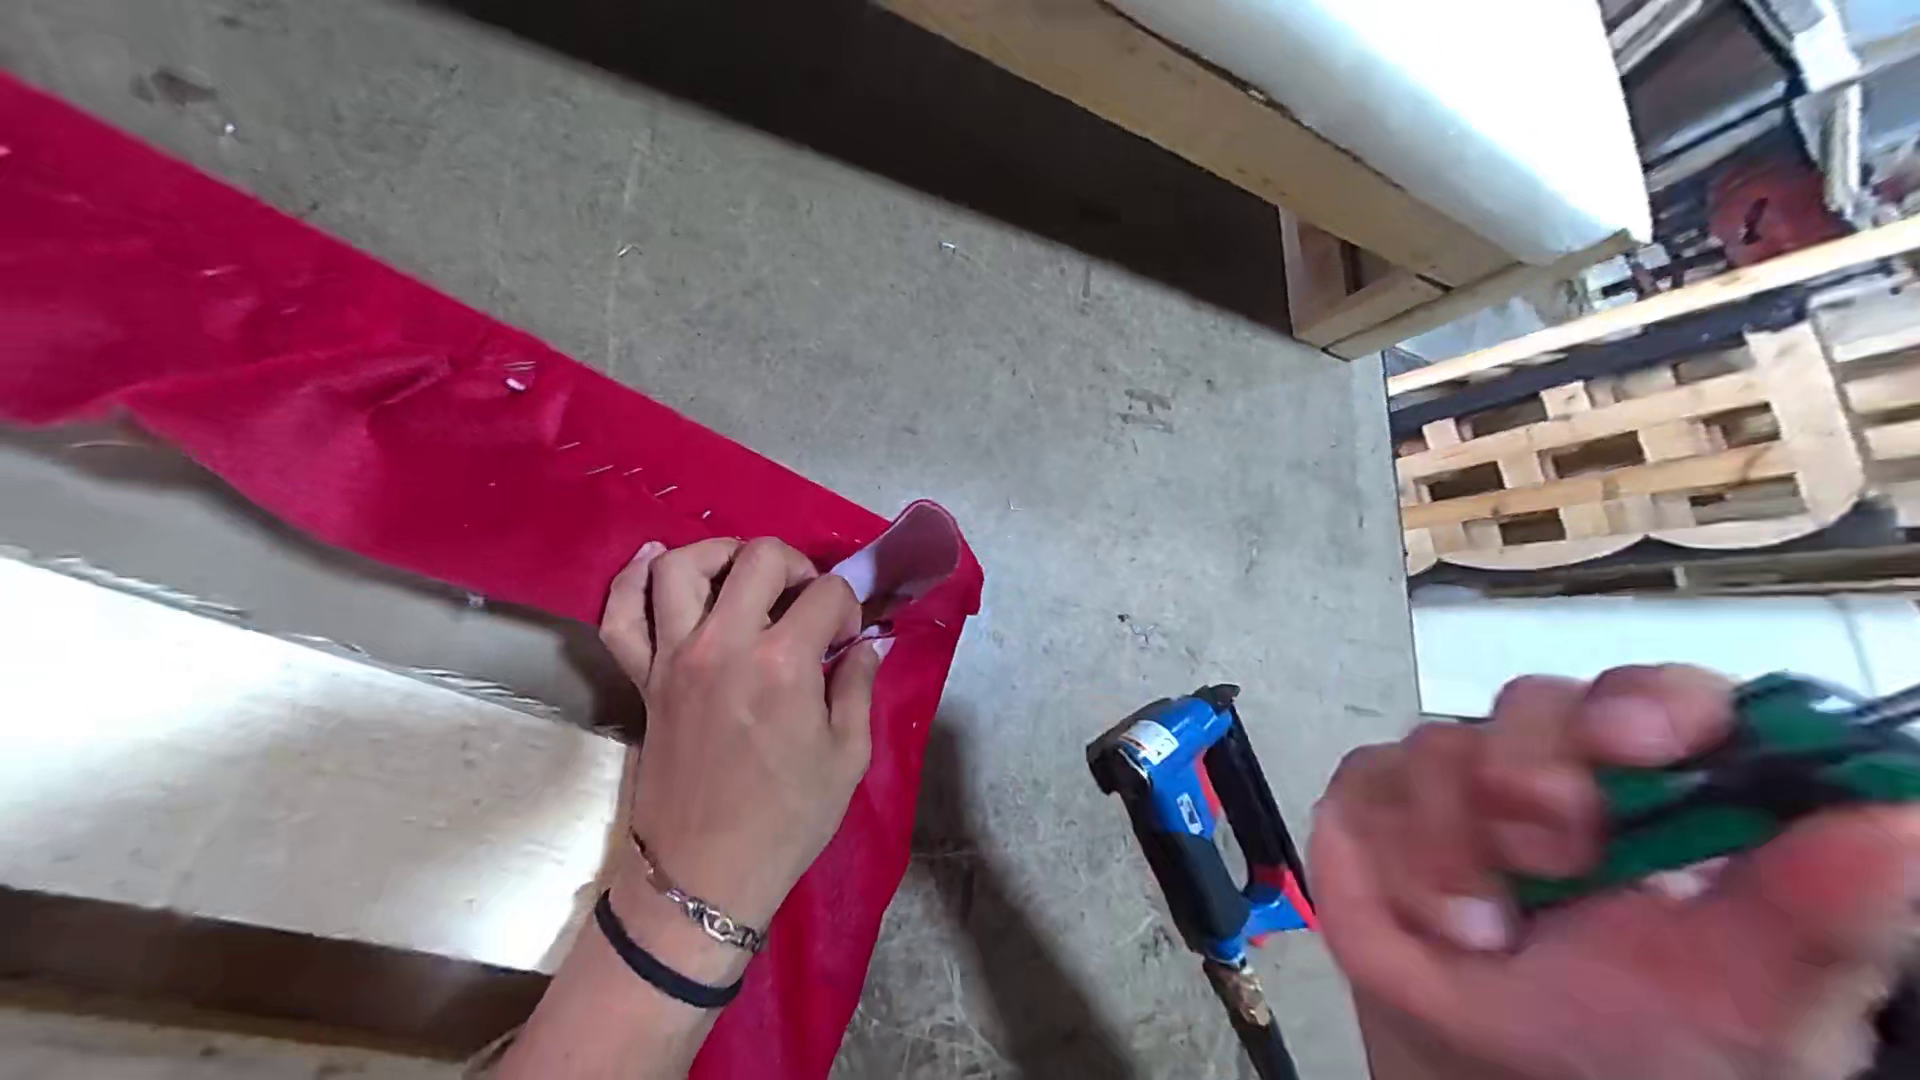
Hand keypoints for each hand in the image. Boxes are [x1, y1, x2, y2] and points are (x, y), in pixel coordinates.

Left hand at [598, 537, 885, 977]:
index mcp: (783, 664)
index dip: (847, 606)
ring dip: (719, 554)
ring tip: (744, 573)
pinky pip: (620, 615)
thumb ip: (858, 686)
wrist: (705, 875)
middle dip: (796, 565)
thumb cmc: (788, 818)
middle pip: (758, 558)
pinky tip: (656, 562)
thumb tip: (865, 645)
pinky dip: (632, 579)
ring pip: (680, 567)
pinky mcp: (642, 679)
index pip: (826, 594)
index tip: (846, 637)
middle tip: (806, 598)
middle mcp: (723, 645)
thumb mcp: (848, 755)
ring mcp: (673, 658)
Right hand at [1314, 665, 1919, 1079]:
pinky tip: (1428, 907)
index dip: (1646, 701)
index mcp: (1654, 788)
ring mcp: (1450, 769)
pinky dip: (1400, 850)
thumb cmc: (1628, 1038)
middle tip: (1548, 857)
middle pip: (1532, 702)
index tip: (1637, 743)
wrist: (1477, 1061)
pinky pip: (1370, 777)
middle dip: (1533, 773)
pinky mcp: (1370, 787)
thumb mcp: (1746, 998)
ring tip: (1482, 925)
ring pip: (1439, 742)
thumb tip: (1901, 824)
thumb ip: (1815, 914)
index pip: (1656, 696)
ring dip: (1458, 838)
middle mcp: (1550, 760)